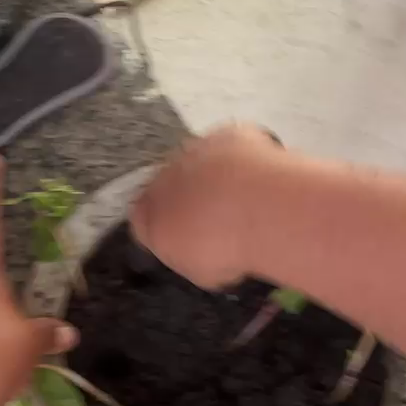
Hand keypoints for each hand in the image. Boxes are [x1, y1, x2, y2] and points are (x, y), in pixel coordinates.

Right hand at [131, 123, 283, 288]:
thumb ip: (186, 255)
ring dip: (215, 177)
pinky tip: (263, 177)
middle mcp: (161, 178)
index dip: (165, 229)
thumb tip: (196, 250)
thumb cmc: (223, 250)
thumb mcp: (198, 270)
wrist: (259, 211)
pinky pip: (232, 146)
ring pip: (199, 164)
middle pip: (170, 187)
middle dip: (190, 200)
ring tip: (246, 201)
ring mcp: (192, 152)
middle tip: (219, 222)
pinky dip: (244, 158)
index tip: (187, 241)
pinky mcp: (226, 134)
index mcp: (146, 215)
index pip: (142, 220)